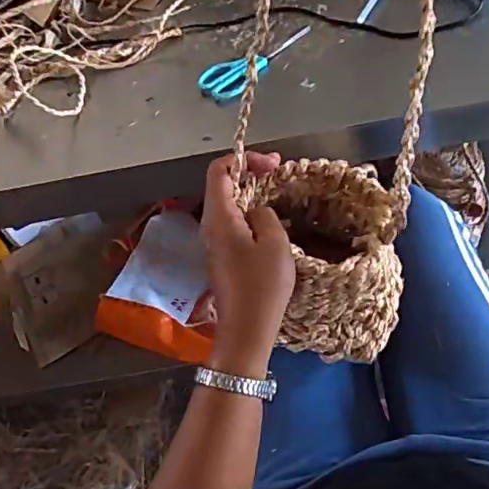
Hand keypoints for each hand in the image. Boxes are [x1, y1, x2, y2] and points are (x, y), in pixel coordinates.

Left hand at [202, 152, 293, 372]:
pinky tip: (270, 222)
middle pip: (223, 186)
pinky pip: (235, 225)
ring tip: (278, 192)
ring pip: (230, 206)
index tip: (271, 164)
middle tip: (278, 171)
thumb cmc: (263, 285)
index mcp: (219, 218)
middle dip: (250, 173)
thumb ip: (265, 215)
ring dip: (252, 193)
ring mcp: (215, 244)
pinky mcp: (224, 259)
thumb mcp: (275, 242)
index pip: (218, 171)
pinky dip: (250, 214)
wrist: (247, 330)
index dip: (243, 159)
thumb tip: (256, 212)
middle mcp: (210, 227)